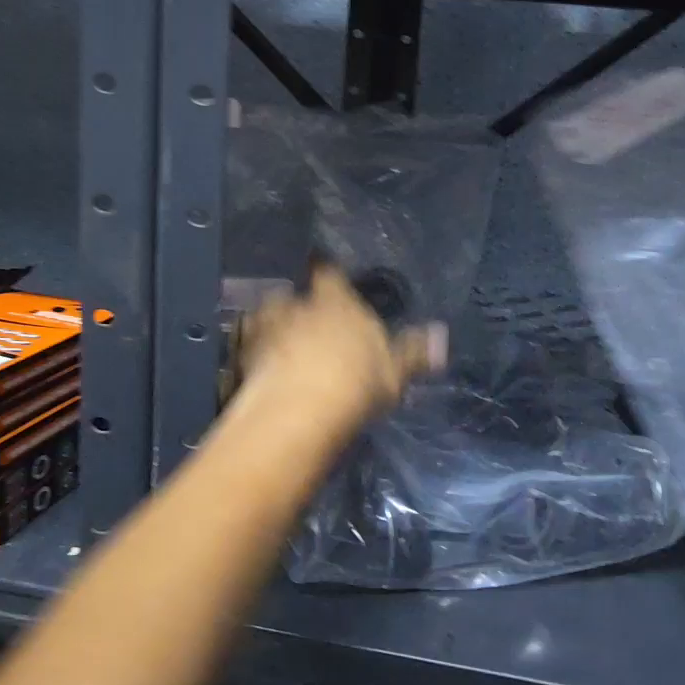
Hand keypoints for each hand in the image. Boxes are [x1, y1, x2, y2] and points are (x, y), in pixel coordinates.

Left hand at [233, 264, 444, 432]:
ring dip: (272, 327)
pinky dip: (254, 354)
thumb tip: (441, 335)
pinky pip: (248, 347)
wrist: (298, 411)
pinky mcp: (243, 358)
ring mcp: (266, 330)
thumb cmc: (355, 384)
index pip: (329, 274)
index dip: (327, 274)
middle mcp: (297, 306)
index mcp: (336, 303)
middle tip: (307, 321)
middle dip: (297, 306)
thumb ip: (413, 352)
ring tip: (282, 345)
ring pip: (266, 317)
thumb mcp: (394, 373)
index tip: (326, 272)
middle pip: (293, 295)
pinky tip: (263, 371)